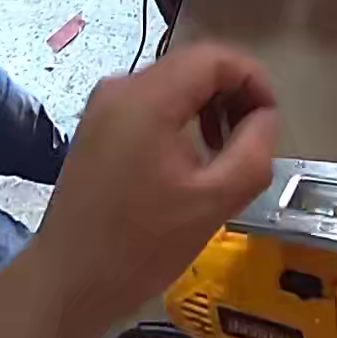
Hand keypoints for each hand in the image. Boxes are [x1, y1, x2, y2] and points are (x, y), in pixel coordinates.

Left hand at [32, 44, 279, 324]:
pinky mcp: (97, 122)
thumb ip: (253, 150)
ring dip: (207, 106)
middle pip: (192, 65)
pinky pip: (150, 101)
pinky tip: (188, 158)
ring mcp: (104, 102)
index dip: (252, 79)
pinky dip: (180, 117)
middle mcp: (121, 85)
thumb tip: (265, 116)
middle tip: (249, 140)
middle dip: (231, 94)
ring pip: (173, 82)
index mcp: (148, 97)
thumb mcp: (213, 202)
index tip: (269, 120)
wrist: (67, 280)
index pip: (214, 57)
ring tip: (222, 153)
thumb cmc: (141, 245)